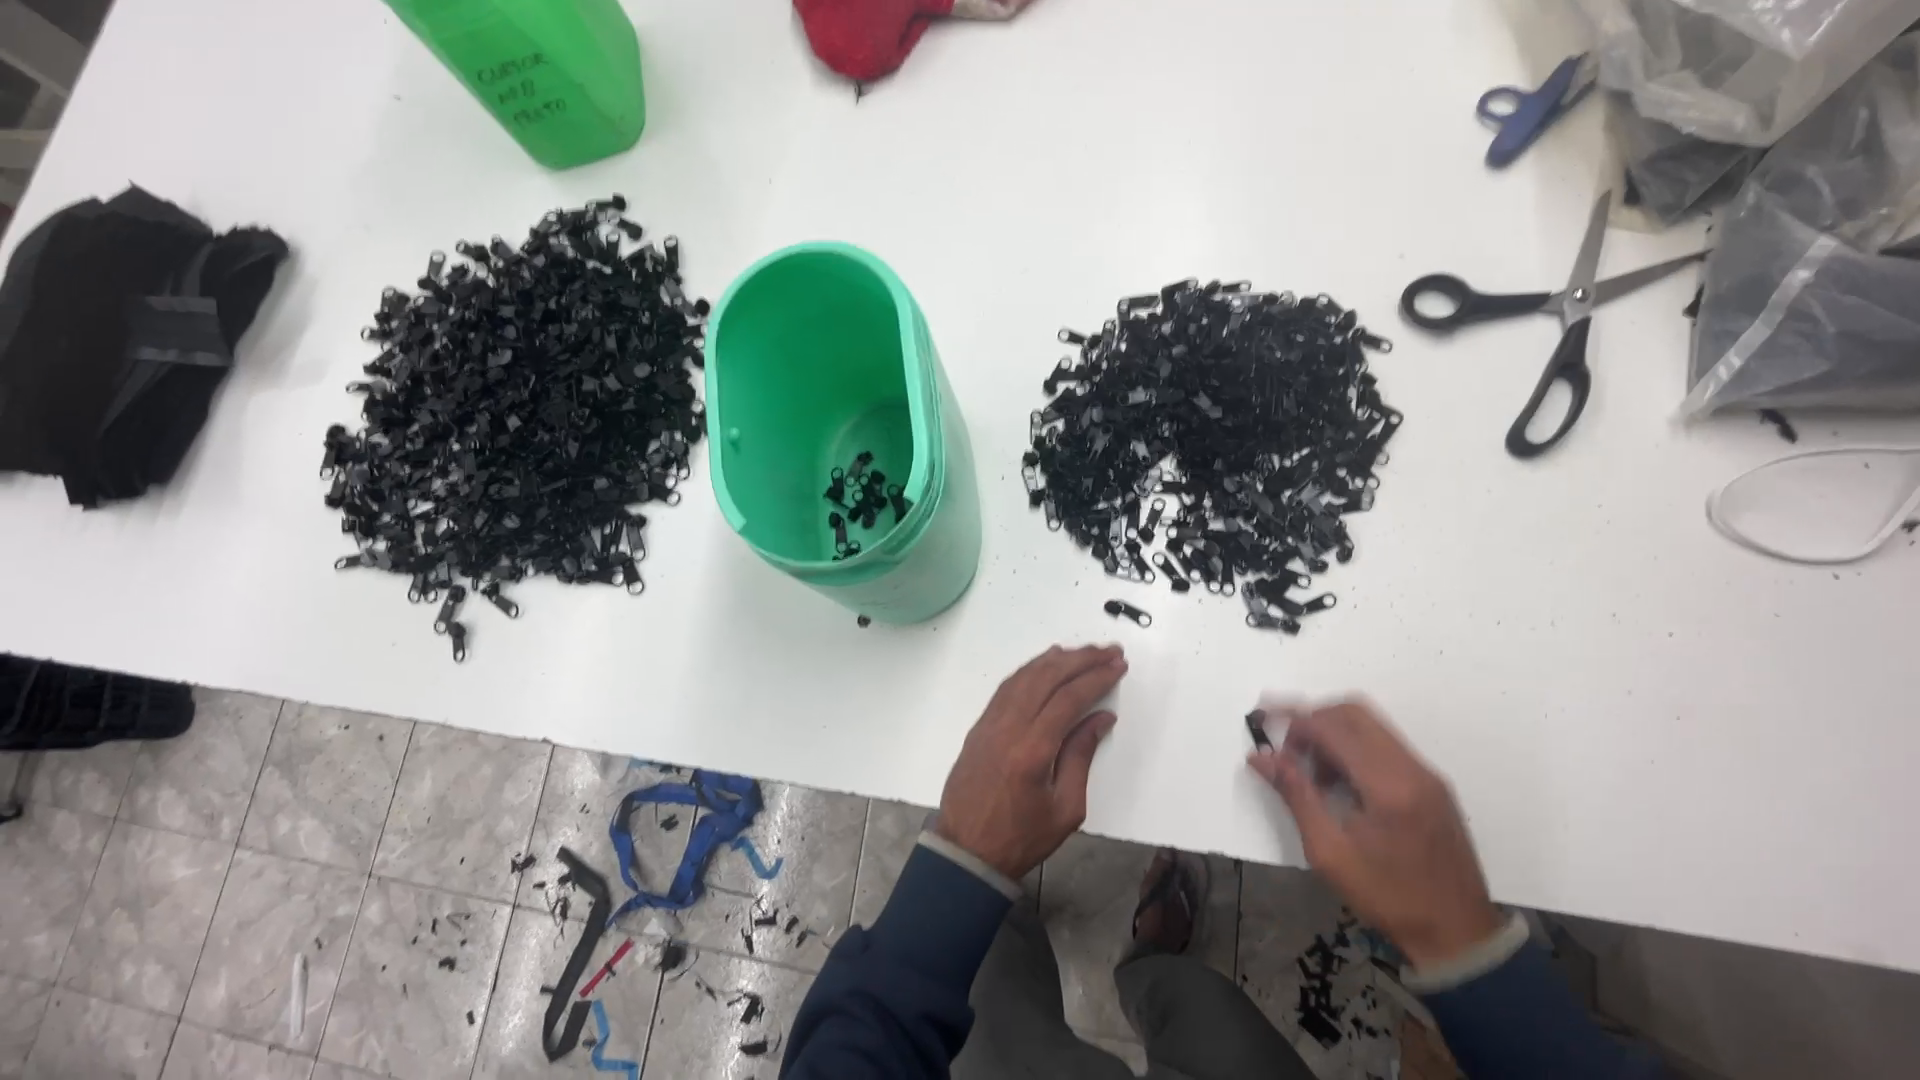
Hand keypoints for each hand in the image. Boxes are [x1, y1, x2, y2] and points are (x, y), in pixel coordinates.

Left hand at [934, 644, 1126, 879]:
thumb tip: (1100, 718)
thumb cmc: (1022, 838)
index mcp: (1032, 751)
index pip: (1068, 699)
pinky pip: (1006, 688)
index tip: (1118, 666)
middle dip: (1080, 659)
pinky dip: (1029, 671)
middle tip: (1108, 651)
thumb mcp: (1066, 809)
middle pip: (1046, 678)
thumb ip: (1081, 757)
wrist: (967, 851)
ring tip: (1082, 652)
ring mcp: (989, 725)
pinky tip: (1045, 665)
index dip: (1096, 678)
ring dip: (1054, 660)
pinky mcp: (979, 727)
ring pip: (1023, 677)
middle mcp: (1007, 729)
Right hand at [1249, 701, 1502, 969]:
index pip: (1332, 726)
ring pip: (1371, 726)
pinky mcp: (1433, 785)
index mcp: (1386, 784)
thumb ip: (1295, 794)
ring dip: (1334, 735)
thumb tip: (1260, 756)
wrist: (1458, 933)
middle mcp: (1411, 767)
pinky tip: (1343, 787)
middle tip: (1289, 752)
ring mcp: (1427, 774)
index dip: (1293, 721)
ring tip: (1315, 777)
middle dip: (1313, 720)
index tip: (1264, 728)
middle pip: (1354, 712)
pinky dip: (1355, 750)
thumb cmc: (1387, 897)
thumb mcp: (1329, 852)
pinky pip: (1386, 746)